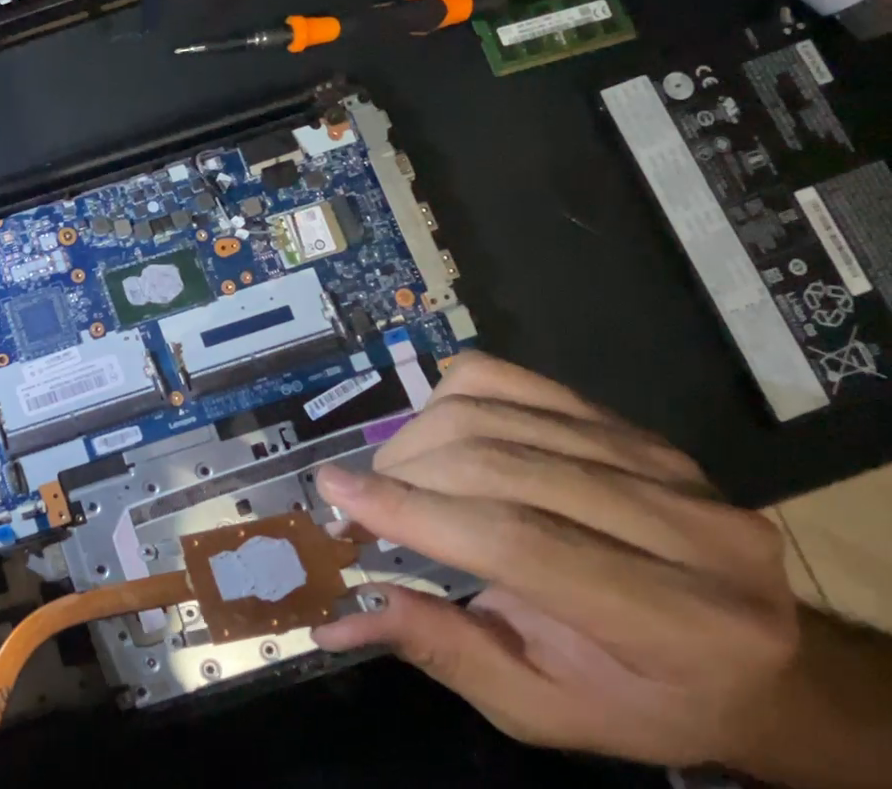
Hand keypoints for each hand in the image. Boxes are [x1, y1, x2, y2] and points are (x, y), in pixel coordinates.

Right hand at [309, 353, 800, 771]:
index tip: (335, 495)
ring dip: (417, 439)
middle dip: (403, 475)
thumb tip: (339, 618)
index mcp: (681, 624)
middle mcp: (691, 531)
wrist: (759, 663)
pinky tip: (436, 440)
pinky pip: (515, 383)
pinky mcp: (635, 430)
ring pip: (497, 415)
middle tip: (360, 504)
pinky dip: (449, 401)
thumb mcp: (545, 710)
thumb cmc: (642, 700)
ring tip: (396, 480)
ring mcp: (667, 466)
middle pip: (500, 465)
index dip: (414, 512)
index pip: (519, 541)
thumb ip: (447, 654)